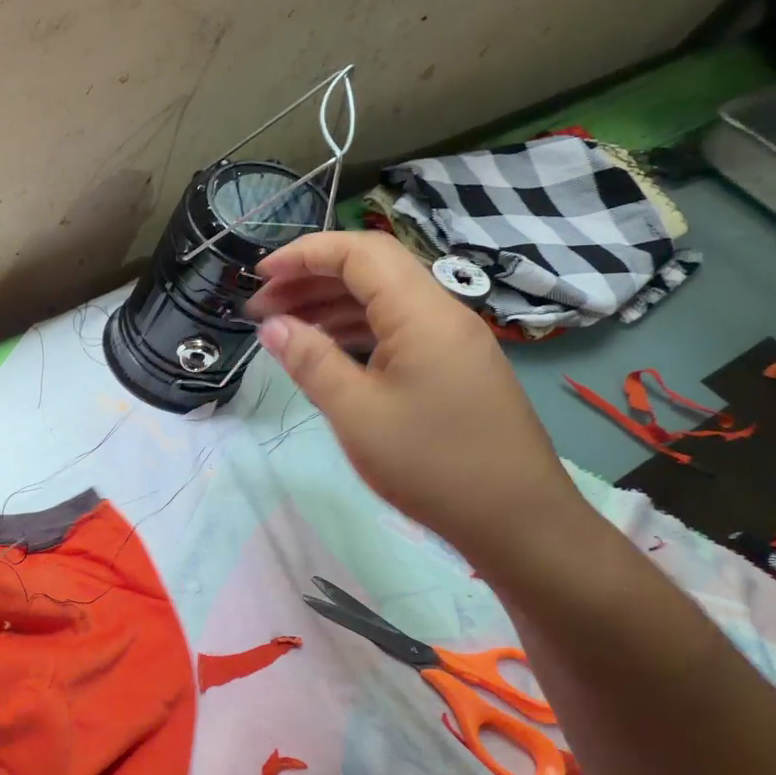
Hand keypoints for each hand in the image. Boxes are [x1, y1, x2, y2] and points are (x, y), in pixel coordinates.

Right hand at [245, 231, 589, 557]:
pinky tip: (323, 350)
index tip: (258, 276)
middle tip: (259, 307)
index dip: (305, 253)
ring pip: (383, 300)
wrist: (517, 521)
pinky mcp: (452, 367)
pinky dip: (353, 328)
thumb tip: (271, 325)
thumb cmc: (431, 464)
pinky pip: (396, 328)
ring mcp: (451, 342)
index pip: (360, 253)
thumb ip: (311, 361)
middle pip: (372, 270)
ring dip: (328, 304)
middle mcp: (443, 315)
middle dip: (310, 278)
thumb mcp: (356, 413)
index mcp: (423, 316)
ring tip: (281, 328)